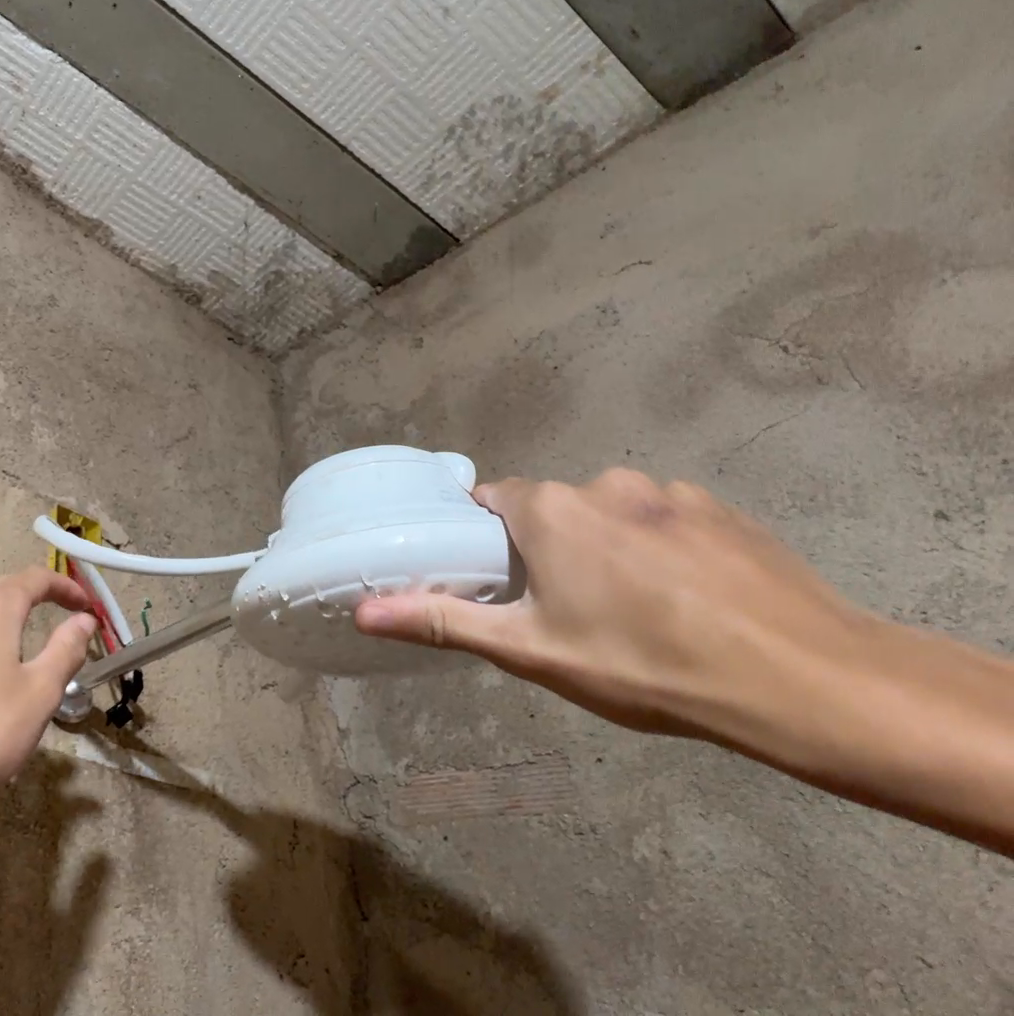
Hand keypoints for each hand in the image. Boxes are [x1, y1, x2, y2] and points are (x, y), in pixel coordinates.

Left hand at [0, 567, 96, 811]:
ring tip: (33, 640)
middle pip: (5, 588)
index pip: (36, 578)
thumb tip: (84, 621)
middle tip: (68, 617)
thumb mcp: (39, 693)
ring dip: (9, 616)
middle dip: (38, 596)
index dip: (67, 587)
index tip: (88, 606)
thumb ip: (65, 650)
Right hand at [354, 469, 881, 737]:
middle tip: (562, 609)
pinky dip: (661, 550)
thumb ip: (442, 621)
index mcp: (549, 509)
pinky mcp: (727, 512)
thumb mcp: (531, 650)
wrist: (803, 679)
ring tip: (632, 611)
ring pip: (612, 515)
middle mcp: (605, 484)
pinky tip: (686, 601)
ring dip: (606, 548)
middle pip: (551, 509)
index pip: (491, 500)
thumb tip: (361, 612)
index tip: (491, 578)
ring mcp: (673, 493)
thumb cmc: (644, 664)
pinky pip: (668, 521)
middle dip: (546, 549)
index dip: (484, 538)